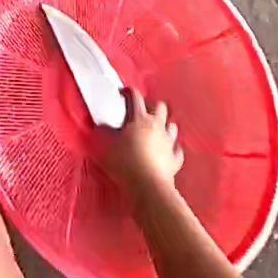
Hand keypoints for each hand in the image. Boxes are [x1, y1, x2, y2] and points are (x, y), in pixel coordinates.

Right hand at [101, 87, 184, 201]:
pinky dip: (173, 150)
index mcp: (140, 119)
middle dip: (153, 106)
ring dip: (165, 126)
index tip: (123, 92)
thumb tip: (100, 126)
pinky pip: (177, 150)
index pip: (135, 98)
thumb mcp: (108, 146)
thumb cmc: (126, 162)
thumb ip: (104, 133)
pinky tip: (168, 152)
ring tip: (156, 131)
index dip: (129, 92)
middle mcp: (157, 126)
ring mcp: (169, 142)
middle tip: (143, 113)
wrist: (148, 185)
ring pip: (172, 125)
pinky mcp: (175, 159)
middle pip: (160, 107)